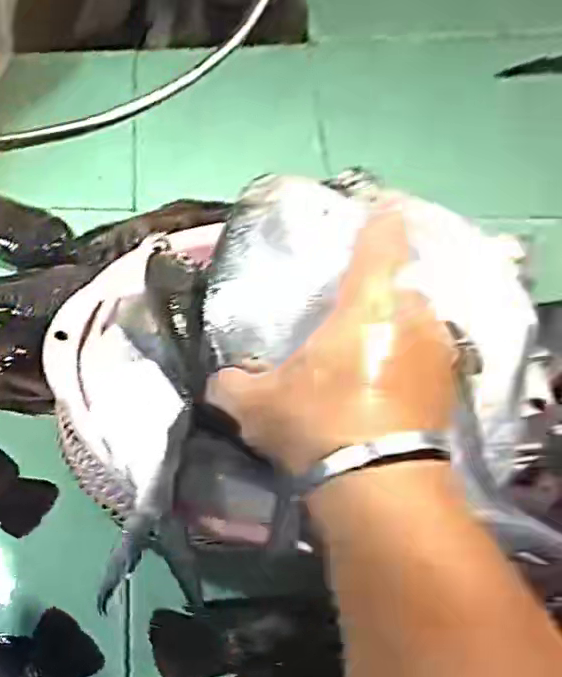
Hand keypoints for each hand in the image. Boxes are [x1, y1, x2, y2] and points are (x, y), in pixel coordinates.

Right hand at [206, 204, 459, 476]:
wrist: (371, 470)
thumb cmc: (308, 419)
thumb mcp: (246, 401)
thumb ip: (232, 379)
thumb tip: (229, 374)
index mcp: (362, 311)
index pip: (378, 251)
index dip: (377, 226)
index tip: (380, 206)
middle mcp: (411, 317)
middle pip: (395, 293)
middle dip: (369, 300)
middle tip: (337, 316)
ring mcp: (437, 348)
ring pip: (407, 325)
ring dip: (382, 333)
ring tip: (349, 355)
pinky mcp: (446, 379)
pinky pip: (416, 355)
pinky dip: (393, 361)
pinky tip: (366, 384)